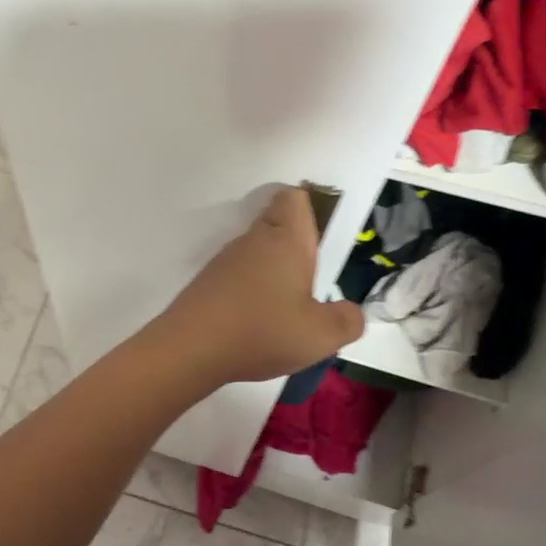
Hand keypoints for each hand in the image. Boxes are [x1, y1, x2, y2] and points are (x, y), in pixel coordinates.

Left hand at [145, 187, 364, 387]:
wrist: (191, 347)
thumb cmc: (264, 331)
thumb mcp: (320, 335)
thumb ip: (347, 321)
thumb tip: (353, 312)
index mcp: (287, 240)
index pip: (295, 198)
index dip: (310, 205)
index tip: (322, 234)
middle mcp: (255, 239)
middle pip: (277, 221)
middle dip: (295, 242)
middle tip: (312, 276)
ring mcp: (227, 258)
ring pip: (257, 247)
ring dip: (273, 267)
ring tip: (288, 304)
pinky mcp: (209, 280)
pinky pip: (238, 271)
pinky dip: (251, 286)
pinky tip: (258, 318)